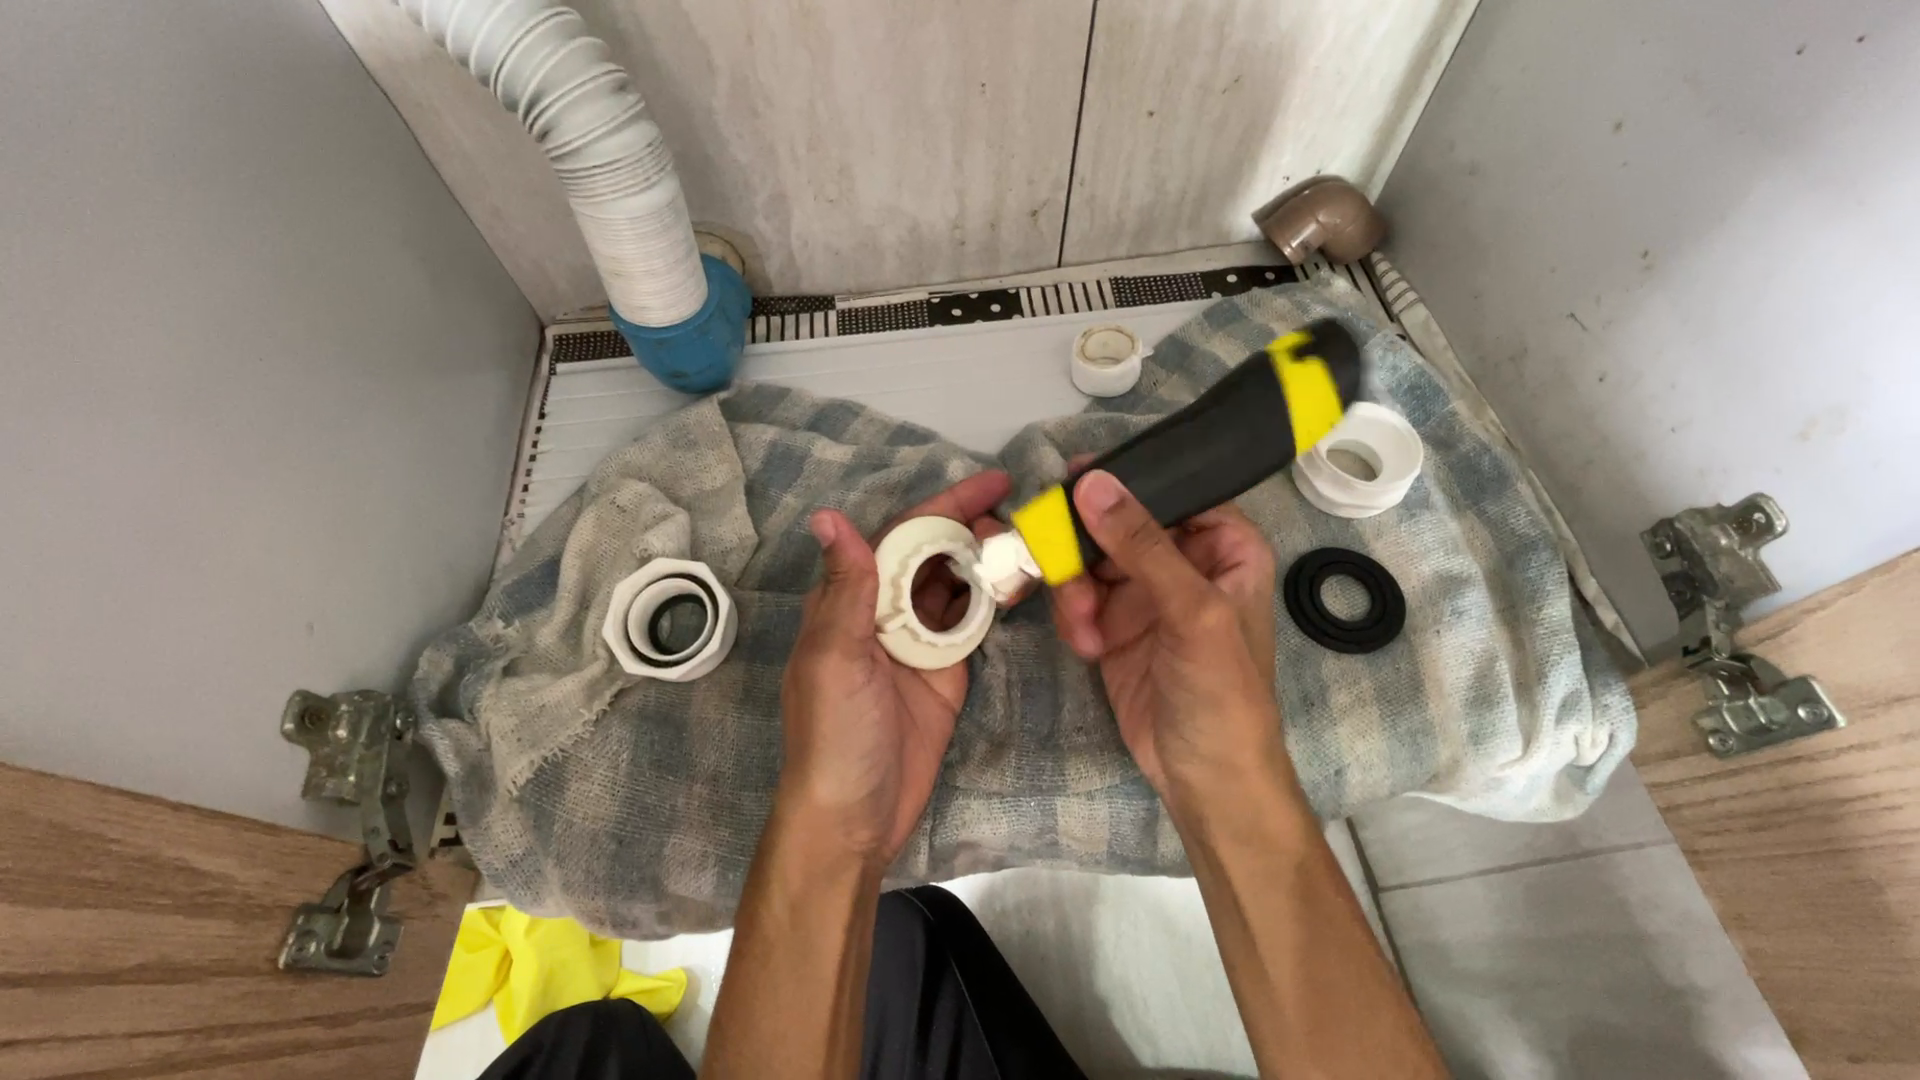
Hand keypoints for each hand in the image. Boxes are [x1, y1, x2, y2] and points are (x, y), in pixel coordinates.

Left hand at [777, 470, 1012, 867]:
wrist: (854, 818)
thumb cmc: (835, 736)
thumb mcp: (833, 659)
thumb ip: (845, 589)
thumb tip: (828, 515)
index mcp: (850, 601)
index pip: (901, 537)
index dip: (945, 506)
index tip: (995, 482)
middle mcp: (883, 613)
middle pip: (933, 555)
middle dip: (973, 529)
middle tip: (1023, 519)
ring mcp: (918, 644)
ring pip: (956, 586)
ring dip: (987, 562)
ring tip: (1030, 545)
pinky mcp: (946, 673)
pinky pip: (971, 627)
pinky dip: (993, 604)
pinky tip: (1020, 585)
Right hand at [1048, 470, 1288, 806]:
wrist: (1204, 779)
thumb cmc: (1221, 692)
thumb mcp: (1192, 612)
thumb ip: (1142, 544)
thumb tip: (1092, 482)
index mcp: (1225, 547)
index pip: (1176, 490)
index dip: (1129, 481)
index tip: (1077, 476)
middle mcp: (1184, 563)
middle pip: (1120, 523)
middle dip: (1086, 544)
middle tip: (1054, 555)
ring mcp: (1146, 595)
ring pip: (1091, 560)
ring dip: (1075, 588)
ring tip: (1083, 626)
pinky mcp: (1115, 626)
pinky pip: (1080, 598)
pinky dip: (1074, 618)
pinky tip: (1087, 647)